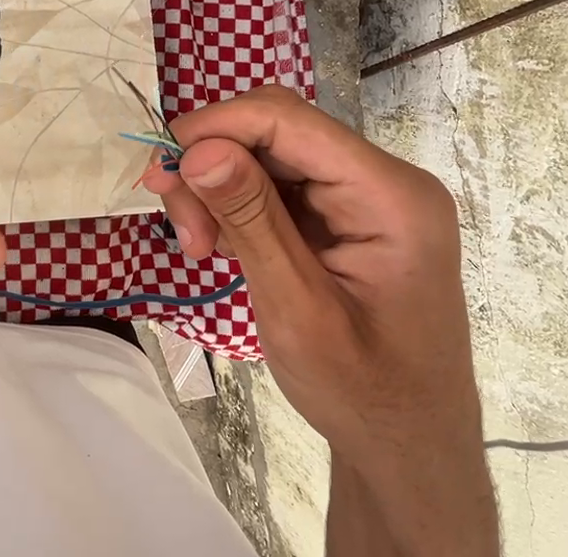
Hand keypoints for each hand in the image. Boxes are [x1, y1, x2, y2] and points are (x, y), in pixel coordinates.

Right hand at [142, 84, 495, 554]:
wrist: (405, 447)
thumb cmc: (361, 391)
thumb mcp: (296, 308)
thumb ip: (250, 220)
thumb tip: (198, 149)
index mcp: (390, 194)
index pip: (287, 120)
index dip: (216, 127)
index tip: (161, 169)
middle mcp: (379, 179)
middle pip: (272, 129)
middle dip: (211, 162)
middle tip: (179, 223)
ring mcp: (360, 195)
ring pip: (262, 152)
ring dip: (215, 187)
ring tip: (197, 246)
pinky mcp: (340, 213)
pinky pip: (271, 182)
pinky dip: (231, 204)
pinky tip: (218, 245)